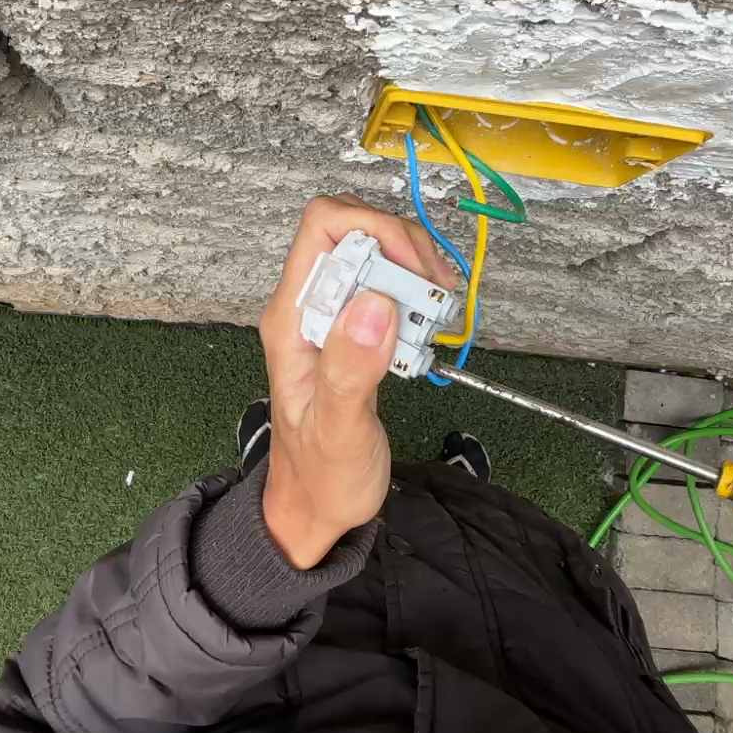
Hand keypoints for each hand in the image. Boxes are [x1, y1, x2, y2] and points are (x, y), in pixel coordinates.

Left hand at [255, 196, 460, 568]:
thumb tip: (375, 303)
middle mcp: (308, 305)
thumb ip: (350, 369)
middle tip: (436, 290)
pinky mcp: (355, 330)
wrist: (316, 505)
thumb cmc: (319, 475)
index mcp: (291, 317)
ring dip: (415, 265)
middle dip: (402, 244)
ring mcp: (333, 315)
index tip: (412, 270)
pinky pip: (386, 284)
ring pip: (374, 251)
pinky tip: (433, 318)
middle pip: (352, 228)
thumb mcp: (337, 430)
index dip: (372, 229)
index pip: (323, 227)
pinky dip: (417, 288)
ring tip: (441, 305)